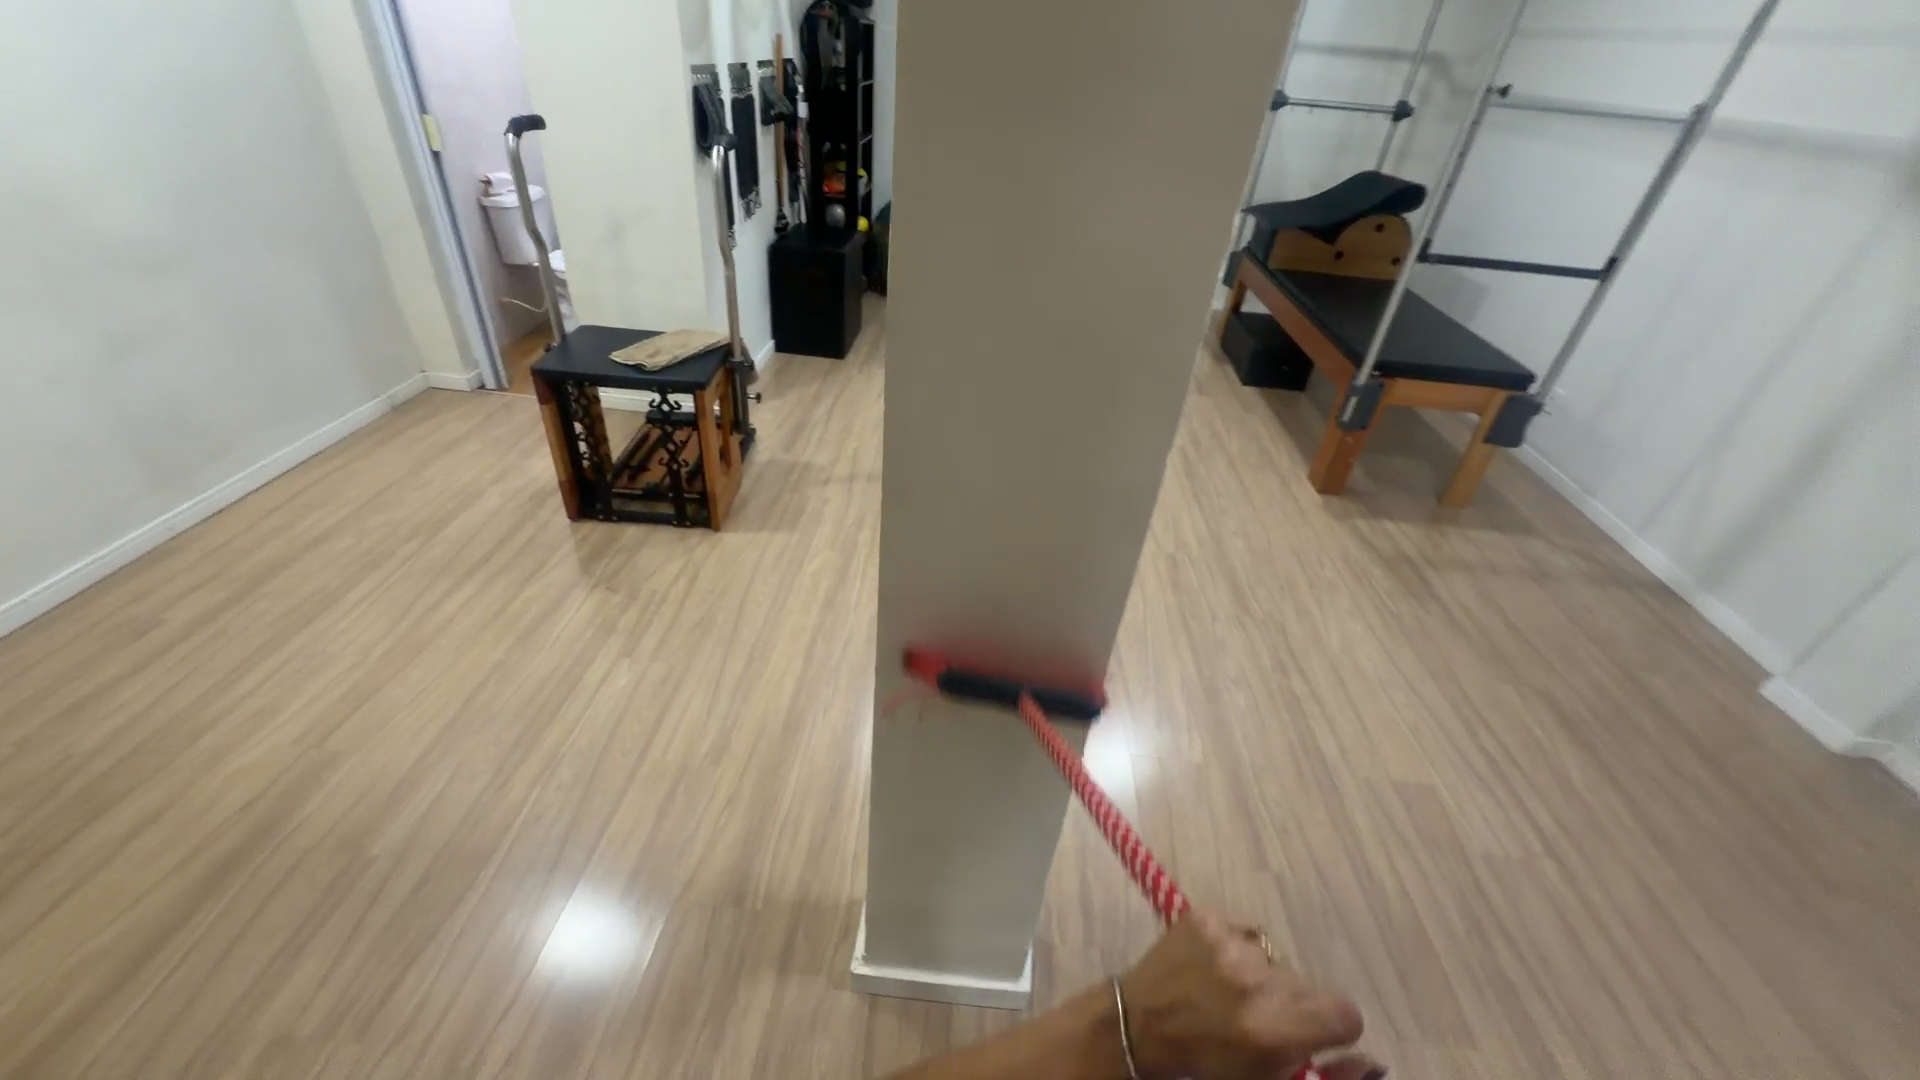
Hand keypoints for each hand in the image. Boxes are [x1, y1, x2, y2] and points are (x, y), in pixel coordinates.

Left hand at [1117, 909, 1375, 1079]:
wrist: (1138, 1025)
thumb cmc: (1205, 1064)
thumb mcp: (1266, 1079)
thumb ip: (1327, 1072)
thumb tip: (1375, 1061)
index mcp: (1274, 1030)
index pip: (1344, 1012)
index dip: (1331, 1025)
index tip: (1309, 1031)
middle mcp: (1255, 981)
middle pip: (1307, 984)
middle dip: (1291, 1002)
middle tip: (1257, 1015)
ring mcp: (1228, 943)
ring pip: (1276, 957)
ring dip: (1262, 973)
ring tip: (1228, 989)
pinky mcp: (1206, 916)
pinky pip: (1246, 928)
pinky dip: (1237, 945)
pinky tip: (1214, 964)